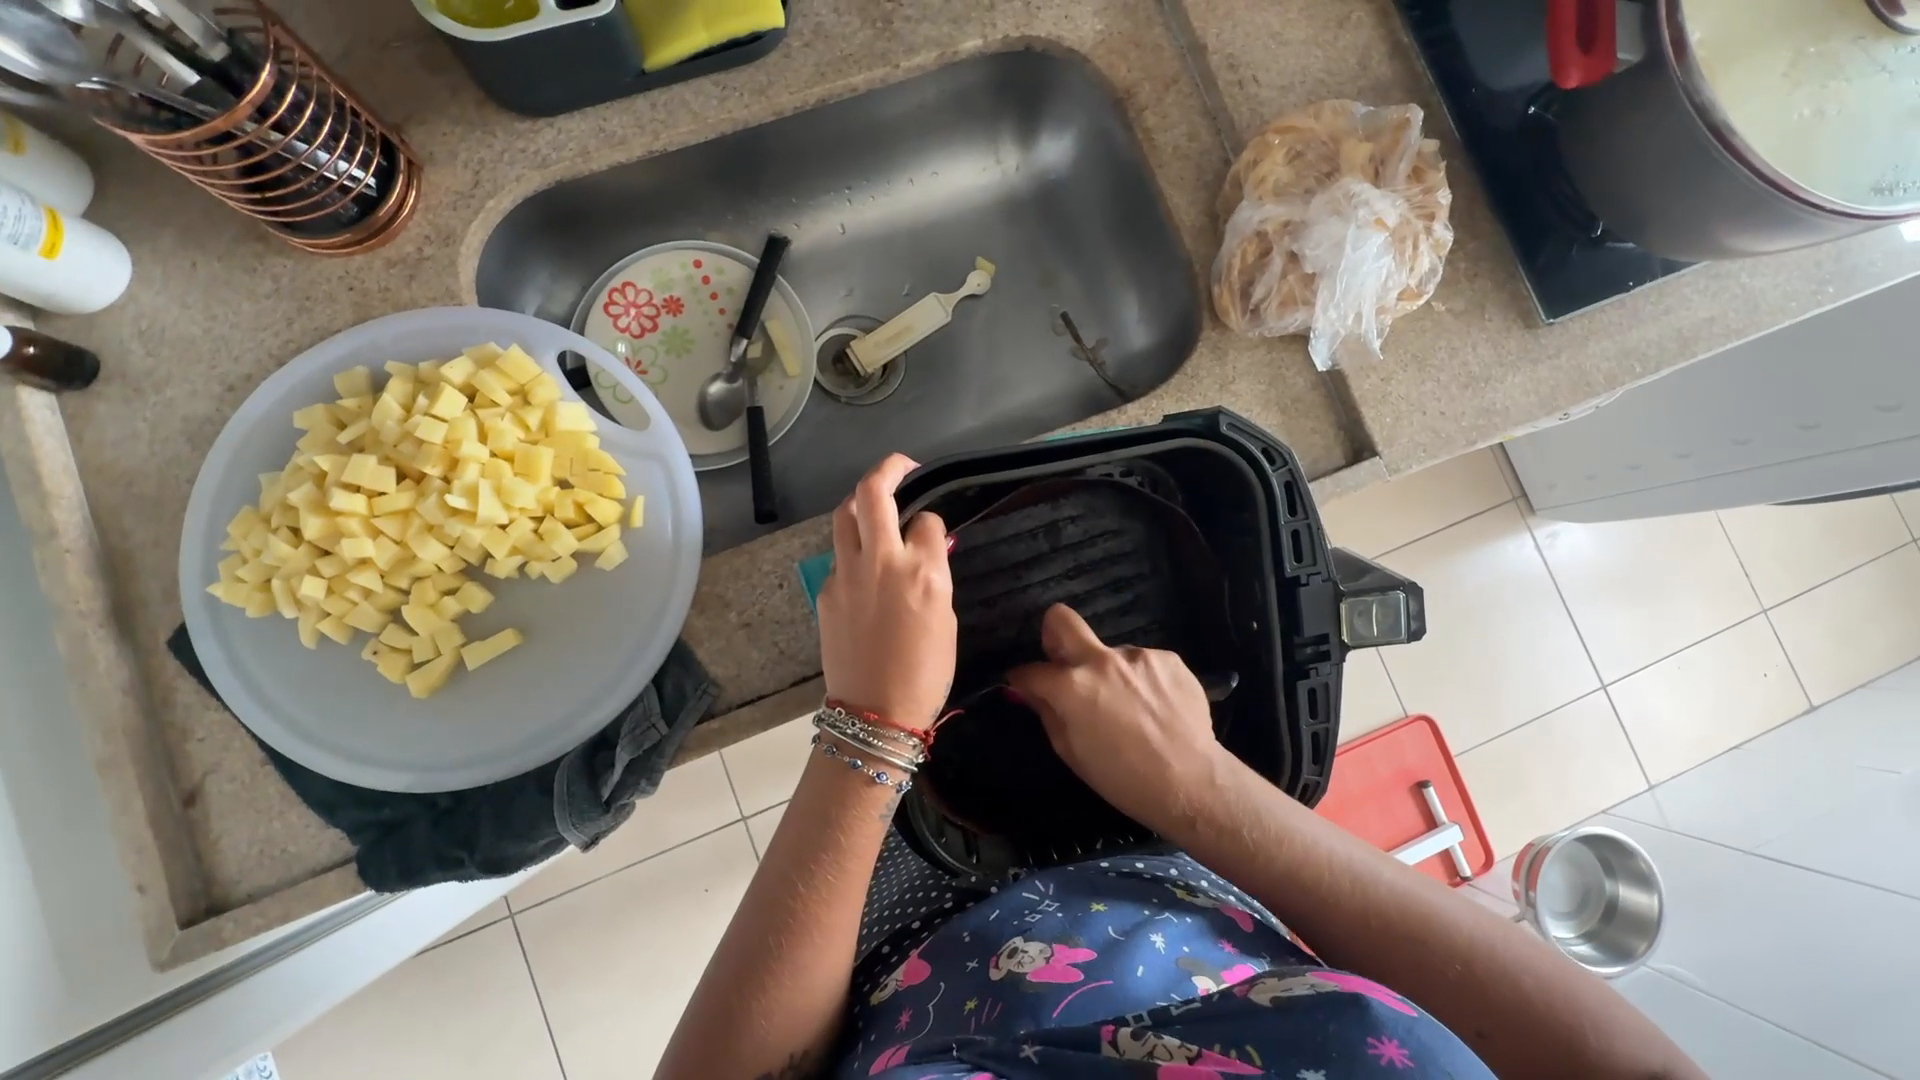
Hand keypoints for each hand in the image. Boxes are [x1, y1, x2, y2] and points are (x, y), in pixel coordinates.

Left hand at [817, 454, 955, 730]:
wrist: (875, 714)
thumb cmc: (926, 675)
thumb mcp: (947, 620)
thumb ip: (935, 577)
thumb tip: (928, 551)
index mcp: (922, 571)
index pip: (927, 521)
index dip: (933, 523)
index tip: (934, 532)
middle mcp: (881, 562)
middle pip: (872, 492)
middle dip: (889, 468)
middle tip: (902, 467)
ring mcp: (846, 574)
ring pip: (845, 515)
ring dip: (861, 502)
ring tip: (875, 505)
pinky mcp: (826, 591)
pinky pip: (839, 556)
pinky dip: (853, 551)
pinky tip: (865, 572)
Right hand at [1006, 605, 1229, 829]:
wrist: (1189, 781)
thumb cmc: (1121, 778)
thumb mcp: (1071, 752)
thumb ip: (1047, 713)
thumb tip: (1032, 691)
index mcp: (1071, 685)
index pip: (1030, 670)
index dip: (1023, 679)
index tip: (1026, 686)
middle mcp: (1101, 660)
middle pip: (1062, 619)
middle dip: (1053, 635)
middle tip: (1064, 664)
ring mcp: (1138, 655)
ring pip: (1110, 654)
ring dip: (1110, 673)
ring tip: (1130, 709)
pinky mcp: (1169, 658)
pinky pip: (1143, 664)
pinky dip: (1142, 681)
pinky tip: (1155, 708)